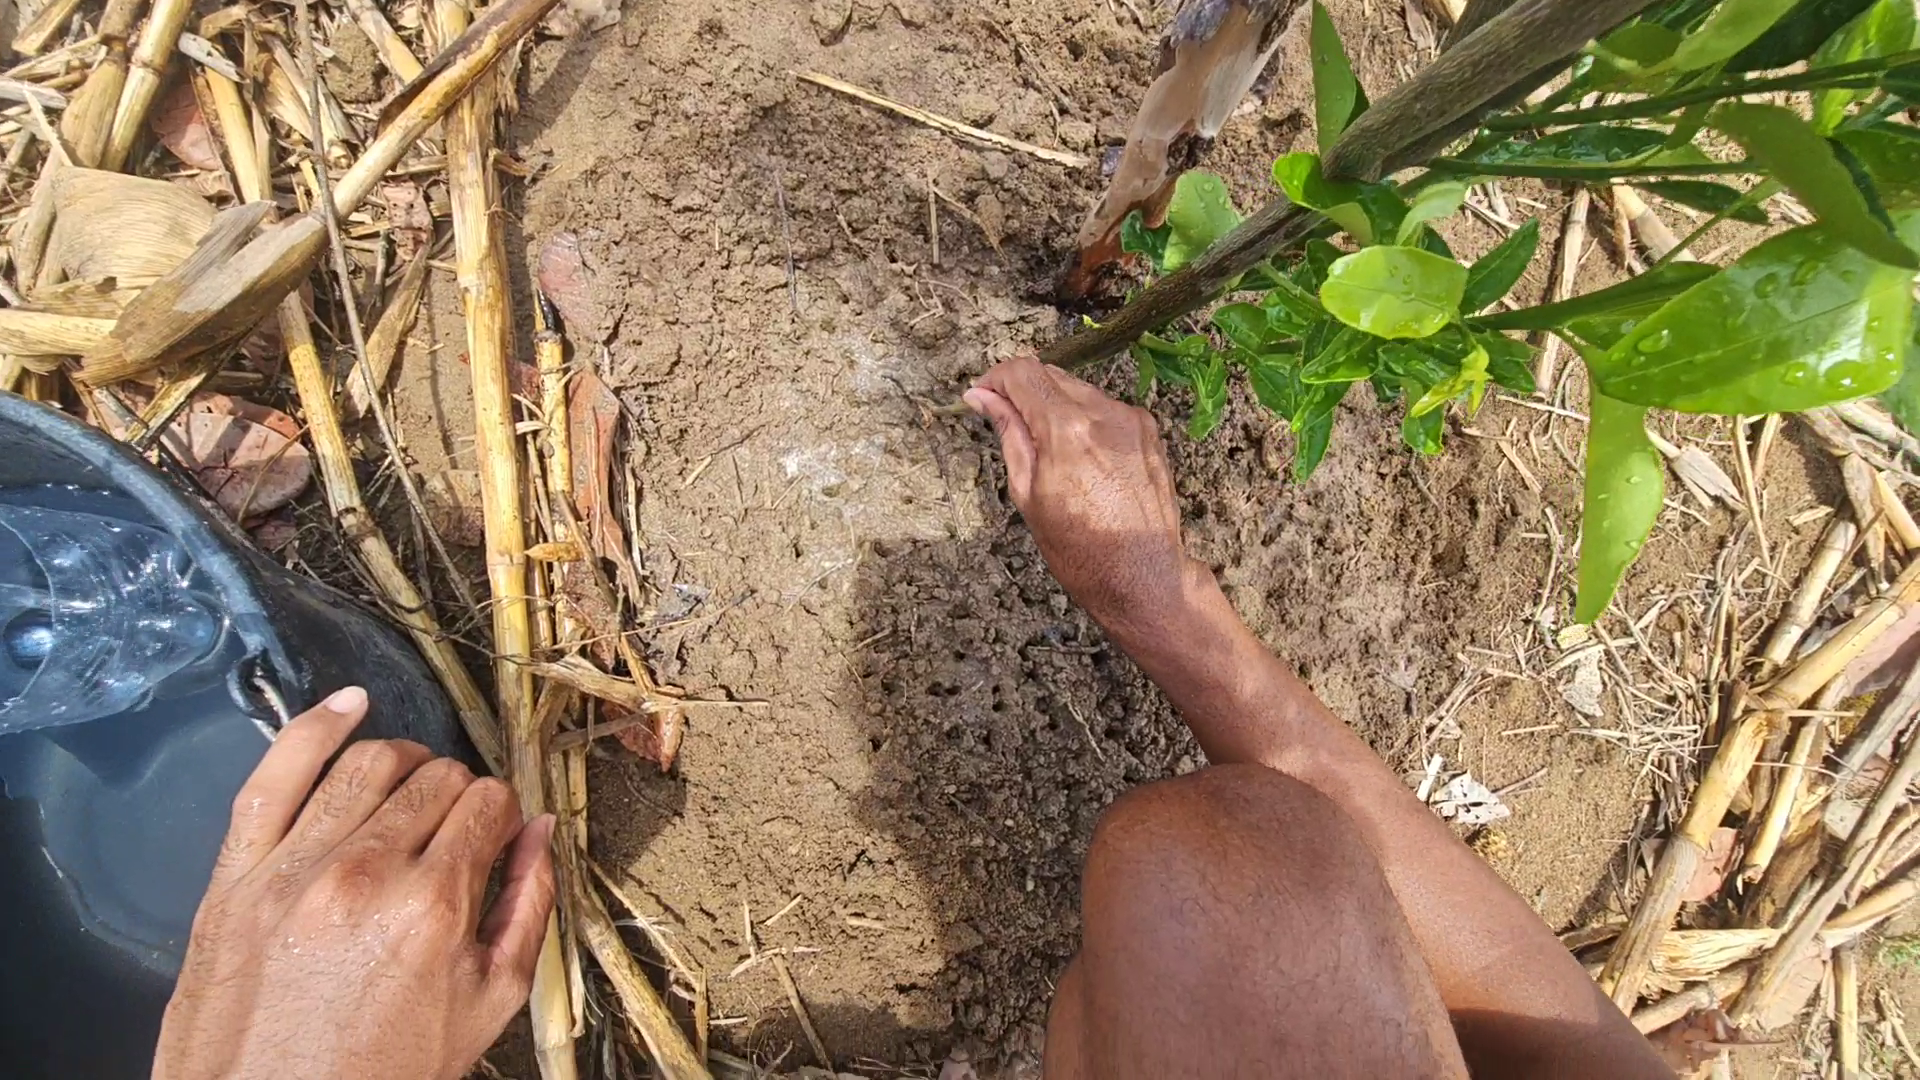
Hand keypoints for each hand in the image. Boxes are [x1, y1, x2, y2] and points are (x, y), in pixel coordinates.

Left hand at [154, 687, 555, 1079]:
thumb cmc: (392, 1067)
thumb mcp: (494, 997)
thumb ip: (532, 901)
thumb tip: (543, 827)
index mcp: (433, 904)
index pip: (489, 802)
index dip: (502, 815)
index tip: (495, 841)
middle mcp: (363, 874)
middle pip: (439, 778)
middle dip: (462, 795)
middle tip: (455, 833)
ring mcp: (288, 872)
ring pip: (371, 762)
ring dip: (409, 764)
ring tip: (413, 792)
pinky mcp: (230, 883)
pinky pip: (270, 779)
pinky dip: (312, 728)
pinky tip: (351, 703)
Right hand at [965, 355, 1197, 637]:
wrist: (1141, 576)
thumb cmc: (1079, 548)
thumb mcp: (1027, 494)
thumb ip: (1008, 434)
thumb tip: (981, 397)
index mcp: (1067, 430)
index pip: (1022, 372)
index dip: (995, 379)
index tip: (983, 397)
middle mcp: (1104, 413)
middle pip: (1051, 375)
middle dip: (1023, 392)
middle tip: (1008, 424)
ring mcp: (1132, 419)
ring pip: (1079, 390)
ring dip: (1054, 406)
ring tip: (1048, 453)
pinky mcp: (1149, 431)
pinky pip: (1105, 409)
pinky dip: (1085, 420)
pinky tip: (1082, 459)